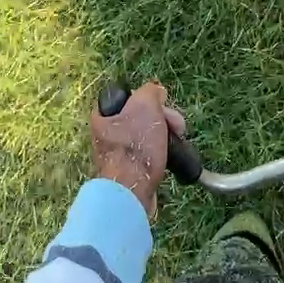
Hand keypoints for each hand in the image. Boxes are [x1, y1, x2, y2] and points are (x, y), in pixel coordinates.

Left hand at [90, 81, 186, 218]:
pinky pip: (148, 154)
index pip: (132, 97)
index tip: (164, 108)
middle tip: (178, 127)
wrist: (132, 191)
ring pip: (148, 135)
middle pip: (142, 116)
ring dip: (166, 136)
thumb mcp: (145, 104)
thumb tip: (157, 92)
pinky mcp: (129, 170)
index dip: (152, 100)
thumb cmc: (136, 146)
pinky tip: (170, 157)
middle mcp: (106, 132)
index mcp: (104, 113)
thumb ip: (150, 91)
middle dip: (164, 119)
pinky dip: (161, 154)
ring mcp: (117, 153)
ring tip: (178, 143)